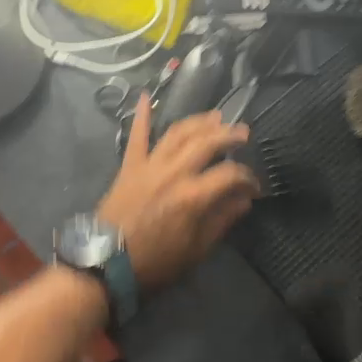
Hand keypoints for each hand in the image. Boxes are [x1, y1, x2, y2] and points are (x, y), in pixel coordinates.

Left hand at [96, 97, 257, 289]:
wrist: (106, 265)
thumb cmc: (155, 263)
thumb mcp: (196, 250)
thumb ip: (221, 221)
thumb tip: (244, 200)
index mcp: (193, 196)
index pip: (230, 175)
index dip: (248, 178)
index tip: (255, 188)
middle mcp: (173, 173)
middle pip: (207, 143)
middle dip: (229, 135)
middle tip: (243, 134)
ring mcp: (149, 166)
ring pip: (177, 133)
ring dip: (198, 122)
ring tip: (215, 117)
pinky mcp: (129, 167)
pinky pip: (136, 137)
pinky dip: (140, 116)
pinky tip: (145, 97)